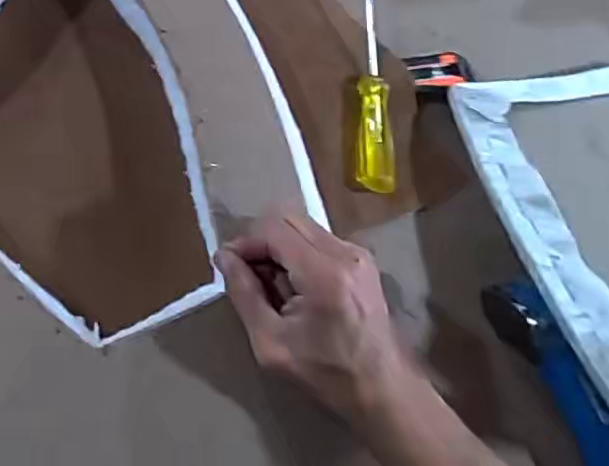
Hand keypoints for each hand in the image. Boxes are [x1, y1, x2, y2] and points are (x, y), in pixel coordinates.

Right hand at [214, 206, 412, 421]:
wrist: (385, 390)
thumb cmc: (326, 373)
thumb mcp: (272, 343)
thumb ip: (244, 294)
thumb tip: (224, 257)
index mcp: (324, 273)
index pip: (273, 230)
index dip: (245, 241)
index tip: (227, 262)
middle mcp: (344, 251)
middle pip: (287, 218)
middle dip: (260, 240)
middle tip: (247, 271)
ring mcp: (356, 251)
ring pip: (301, 225)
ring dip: (279, 245)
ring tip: (271, 281)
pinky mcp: (361, 257)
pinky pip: (317, 238)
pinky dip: (297, 251)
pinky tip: (295, 283)